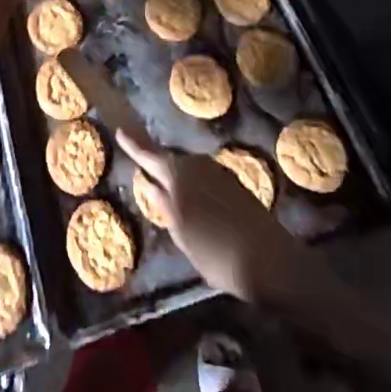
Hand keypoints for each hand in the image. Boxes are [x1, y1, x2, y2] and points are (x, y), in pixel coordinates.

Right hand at [118, 130, 303, 303]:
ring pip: (189, 171)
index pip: (149, 157)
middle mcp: (198, 167)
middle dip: (157, 164)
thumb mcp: (182, 234)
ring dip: (177, 177)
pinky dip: (195, 187)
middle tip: (142, 164)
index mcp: (178, 176)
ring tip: (167, 190)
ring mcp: (219, 175)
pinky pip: (204, 180)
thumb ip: (165, 206)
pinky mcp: (235, 187)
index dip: (134, 146)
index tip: (119, 131)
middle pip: (170, 161)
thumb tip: (151, 185)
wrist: (270, 261)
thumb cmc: (216, 252)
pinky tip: (195, 203)